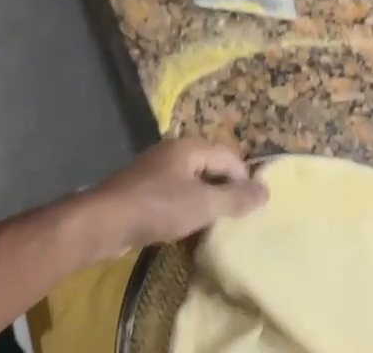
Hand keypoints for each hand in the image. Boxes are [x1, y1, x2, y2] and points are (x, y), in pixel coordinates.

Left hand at [78, 138, 267, 258]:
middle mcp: (172, 152)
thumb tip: (266, 190)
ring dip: (207, 200)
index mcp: (188, 147)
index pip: (229, 157)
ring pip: (193, 180)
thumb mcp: (202, 204)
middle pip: (211, 166)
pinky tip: (190, 226)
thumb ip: (235, 198)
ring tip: (218, 225)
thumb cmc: (158, 207)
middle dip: (226, 190)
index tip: (253, 211)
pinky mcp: (144, 188)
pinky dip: (188, 206)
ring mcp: (156, 169)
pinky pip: (177, 193)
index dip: (245, 181)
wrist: (106, 219)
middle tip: (239, 219)